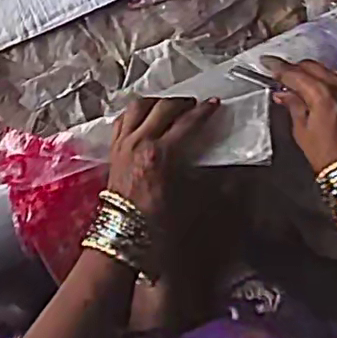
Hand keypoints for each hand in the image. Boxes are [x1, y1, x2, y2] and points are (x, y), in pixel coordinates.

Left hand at [107, 97, 217, 223]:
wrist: (122, 235)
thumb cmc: (158, 222)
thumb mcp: (190, 200)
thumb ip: (207, 177)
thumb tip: (223, 165)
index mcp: (161, 154)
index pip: (187, 123)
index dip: (204, 112)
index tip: (215, 104)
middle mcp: (140, 142)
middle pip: (163, 108)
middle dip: (182, 102)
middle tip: (195, 105)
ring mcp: (123, 143)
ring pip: (139, 107)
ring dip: (157, 102)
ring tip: (169, 106)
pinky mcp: (113, 149)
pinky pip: (123, 119)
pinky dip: (136, 113)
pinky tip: (144, 117)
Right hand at [264, 57, 336, 175]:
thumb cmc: (326, 153)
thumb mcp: (302, 130)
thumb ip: (293, 105)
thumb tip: (282, 92)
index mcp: (321, 93)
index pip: (294, 73)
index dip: (277, 66)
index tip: (266, 61)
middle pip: (310, 65)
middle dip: (294, 68)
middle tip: (280, 75)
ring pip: (325, 69)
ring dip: (309, 72)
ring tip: (298, 83)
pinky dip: (324, 78)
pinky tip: (316, 87)